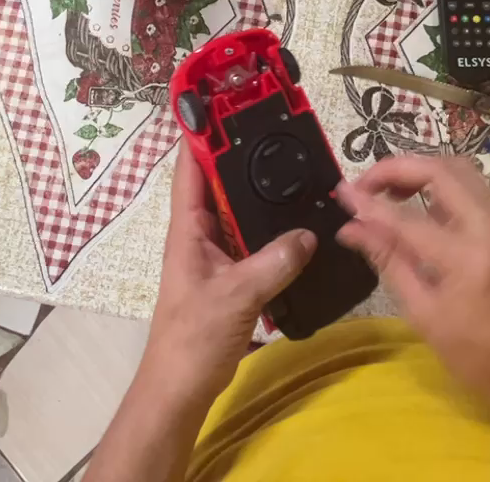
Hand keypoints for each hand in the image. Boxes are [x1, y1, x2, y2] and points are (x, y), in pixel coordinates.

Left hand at [140, 144, 316, 400]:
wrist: (181, 389)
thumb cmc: (193, 337)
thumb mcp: (236, 296)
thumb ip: (274, 263)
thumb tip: (308, 234)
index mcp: (188, 226)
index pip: (191, 166)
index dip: (202, 131)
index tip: (223, 100)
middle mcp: (200, 231)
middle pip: (219, 180)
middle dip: (241, 154)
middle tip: (275, 127)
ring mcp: (216, 252)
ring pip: (237, 208)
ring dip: (258, 190)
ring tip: (291, 164)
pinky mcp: (232, 272)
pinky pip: (252, 236)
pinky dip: (270, 224)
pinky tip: (297, 219)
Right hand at [335, 154, 489, 403]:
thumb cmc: (477, 354)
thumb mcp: (423, 313)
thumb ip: (387, 260)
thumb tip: (349, 228)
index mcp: (467, 258)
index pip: (407, 217)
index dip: (369, 202)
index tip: (341, 192)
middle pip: (439, 170)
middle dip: (396, 168)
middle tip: (365, 185)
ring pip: (457, 169)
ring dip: (418, 170)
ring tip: (386, 190)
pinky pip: (468, 186)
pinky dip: (437, 183)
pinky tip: (415, 204)